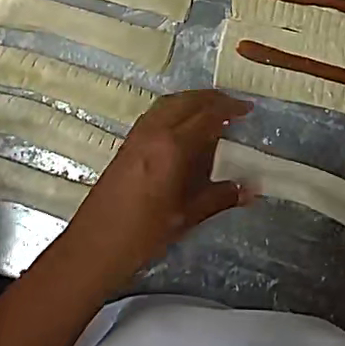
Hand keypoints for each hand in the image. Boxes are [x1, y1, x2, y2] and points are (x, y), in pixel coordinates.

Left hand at [58, 89, 250, 287]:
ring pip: (170, 103)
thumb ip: (220, 197)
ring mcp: (137, 135)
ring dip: (193, 100)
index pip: (207, 115)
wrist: (93, 247)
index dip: (230, 109)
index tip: (247, 109)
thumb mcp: (187, 216)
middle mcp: (154, 132)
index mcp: (172, 146)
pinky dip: (176, 109)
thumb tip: (251, 190)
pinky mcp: (127, 143)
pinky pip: (157, 113)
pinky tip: (184, 126)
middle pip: (188, 100)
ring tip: (212, 111)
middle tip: (233, 106)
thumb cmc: (143, 234)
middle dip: (213, 98)